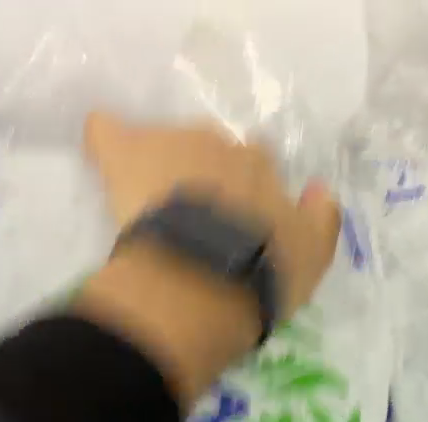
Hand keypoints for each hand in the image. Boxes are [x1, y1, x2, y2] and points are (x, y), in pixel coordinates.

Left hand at [71, 113, 342, 408]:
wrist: (207, 283)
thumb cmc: (263, 275)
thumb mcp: (311, 258)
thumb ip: (320, 221)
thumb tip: (321, 191)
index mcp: (264, 167)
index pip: (260, 164)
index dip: (249, 194)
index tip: (242, 226)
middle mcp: (221, 144)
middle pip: (214, 149)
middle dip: (208, 176)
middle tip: (200, 223)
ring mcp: (173, 144)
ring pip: (168, 142)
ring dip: (164, 166)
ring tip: (154, 208)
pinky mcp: (127, 152)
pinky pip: (107, 132)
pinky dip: (107, 141)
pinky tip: (106, 163)